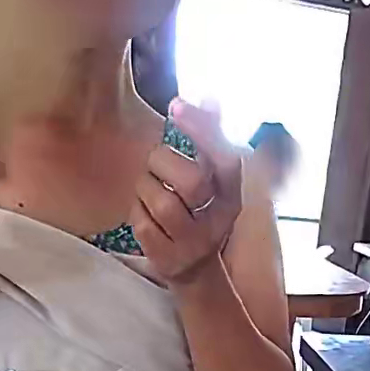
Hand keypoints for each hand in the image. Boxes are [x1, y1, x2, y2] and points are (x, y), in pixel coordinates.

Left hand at [132, 99, 243, 284]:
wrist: (194, 272)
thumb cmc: (197, 215)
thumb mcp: (211, 183)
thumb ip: (211, 141)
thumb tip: (210, 98)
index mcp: (232, 200)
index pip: (226, 161)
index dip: (202, 129)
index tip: (175, 105)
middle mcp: (217, 224)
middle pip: (192, 182)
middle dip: (163, 162)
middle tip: (155, 164)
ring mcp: (192, 246)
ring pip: (163, 203)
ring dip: (146, 189)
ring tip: (148, 190)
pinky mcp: (168, 260)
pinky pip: (143, 225)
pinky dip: (137, 213)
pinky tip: (144, 213)